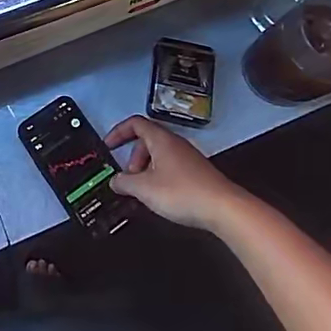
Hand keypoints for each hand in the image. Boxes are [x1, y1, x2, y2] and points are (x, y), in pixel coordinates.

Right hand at [106, 116, 253, 232]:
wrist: (221, 206)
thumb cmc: (183, 192)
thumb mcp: (145, 189)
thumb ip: (125, 183)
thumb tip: (115, 180)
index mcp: (161, 139)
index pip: (136, 123)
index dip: (119, 131)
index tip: (109, 145)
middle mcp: (175, 143)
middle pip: (147, 140)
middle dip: (133, 157)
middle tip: (128, 178)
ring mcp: (187, 156)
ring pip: (158, 155)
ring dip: (145, 169)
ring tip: (143, 191)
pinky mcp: (195, 171)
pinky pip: (170, 166)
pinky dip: (158, 176)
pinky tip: (159, 196)